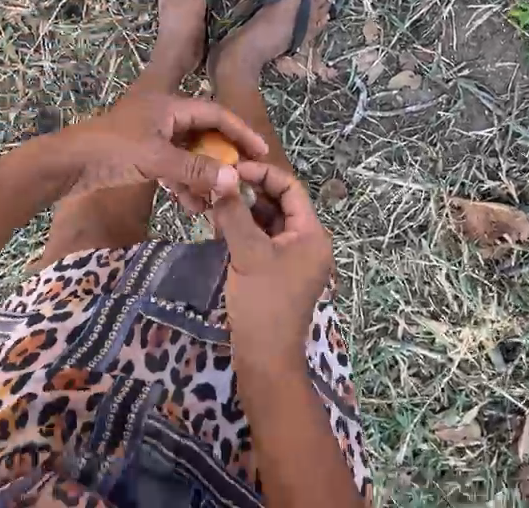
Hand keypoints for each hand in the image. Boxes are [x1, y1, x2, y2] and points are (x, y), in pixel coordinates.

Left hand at [30, 92, 268, 204]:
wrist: (66, 164)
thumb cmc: (112, 150)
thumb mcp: (157, 159)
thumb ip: (196, 168)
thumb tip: (234, 179)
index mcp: (170, 105)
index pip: (215, 114)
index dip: (240, 131)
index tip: (261, 151)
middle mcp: (165, 116)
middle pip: (205, 134)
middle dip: (223, 158)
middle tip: (243, 177)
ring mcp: (153, 136)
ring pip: (189, 154)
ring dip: (203, 176)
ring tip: (217, 201)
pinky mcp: (142, 155)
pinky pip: (173, 167)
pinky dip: (184, 183)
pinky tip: (192, 206)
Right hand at [211, 161, 334, 369]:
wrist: (265, 359)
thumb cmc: (263, 303)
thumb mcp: (247, 253)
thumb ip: (234, 214)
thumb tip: (219, 180)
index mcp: (312, 234)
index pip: (290, 188)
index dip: (262, 174)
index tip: (232, 168)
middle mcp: (308, 242)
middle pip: (280, 203)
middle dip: (250, 191)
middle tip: (220, 182)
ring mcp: (293, 258)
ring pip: (269, 220)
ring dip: (244, 209)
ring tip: (215, 200)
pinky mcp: (278, 271)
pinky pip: (263, 238)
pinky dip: (244, 228)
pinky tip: (220, 223)